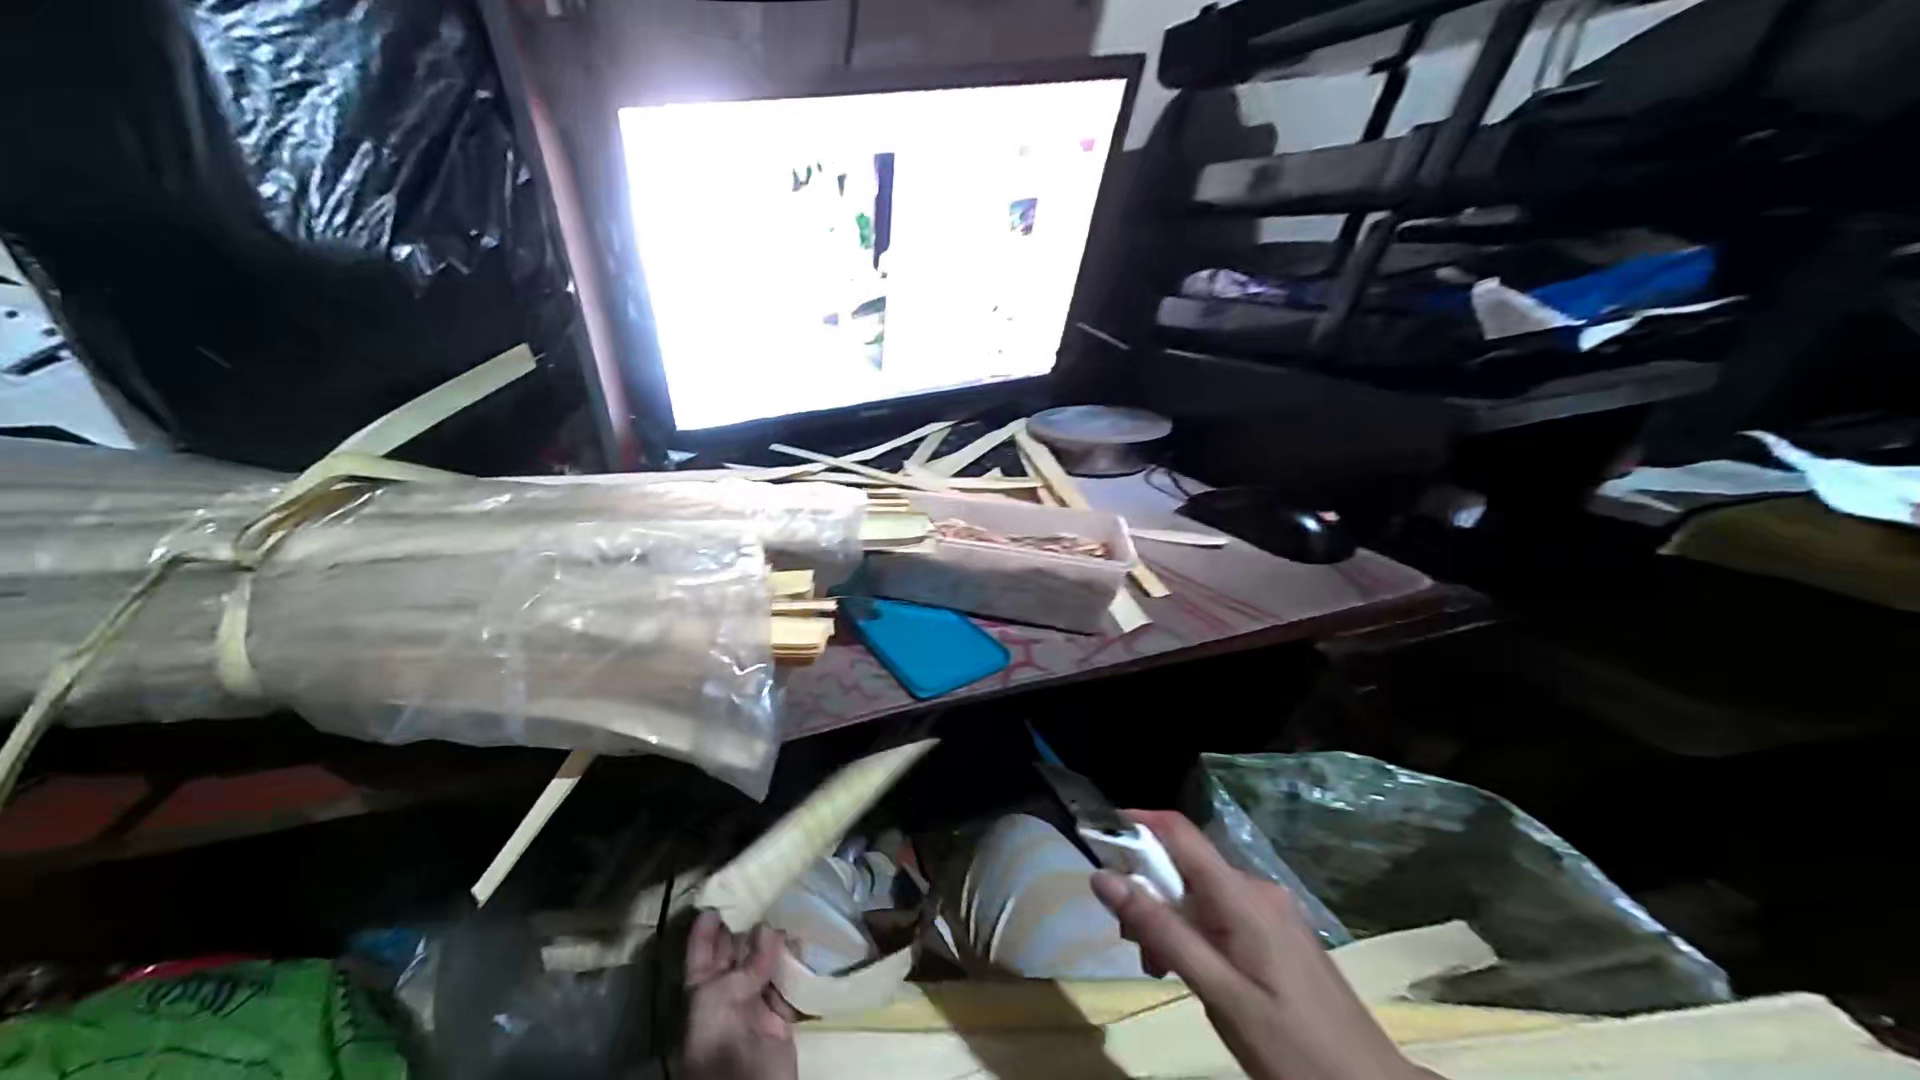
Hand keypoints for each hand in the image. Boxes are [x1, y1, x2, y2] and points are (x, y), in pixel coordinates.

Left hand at [680, 910, 796, 1079]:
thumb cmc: (717, 1046)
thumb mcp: (718, 1002)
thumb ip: (745, 966)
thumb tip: (770, 929)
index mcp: (700, 994)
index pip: (701, 953)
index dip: (708, 927)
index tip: (720, 899)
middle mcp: (725, 997)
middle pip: (735, 956)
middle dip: (746, 928)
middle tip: (762, 895)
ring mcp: (752, 1007)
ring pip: (763, 967)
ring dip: (773, 943)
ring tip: (785, 914)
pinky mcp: (779, 1018)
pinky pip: (786, 984)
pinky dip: (793, 964)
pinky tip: (799, 943)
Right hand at [1089, 810, 1423, 1079]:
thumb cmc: (1295, 1050)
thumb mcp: (1220, 994)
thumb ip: (1163, 932)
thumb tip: (1104, 878)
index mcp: (1243, 897)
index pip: (1179, 832)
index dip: (1134, 824)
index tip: (1096, 842)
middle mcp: (1256, 889)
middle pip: (1183, 865)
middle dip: (1147, 892)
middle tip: (1133, 947)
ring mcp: (1269, 909)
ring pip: (1198, 891)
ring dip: (1168, 919)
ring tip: (1161, 970)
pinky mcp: (1275, 931)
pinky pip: (1219, 912)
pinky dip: (1192, 931)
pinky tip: (1191, 972)